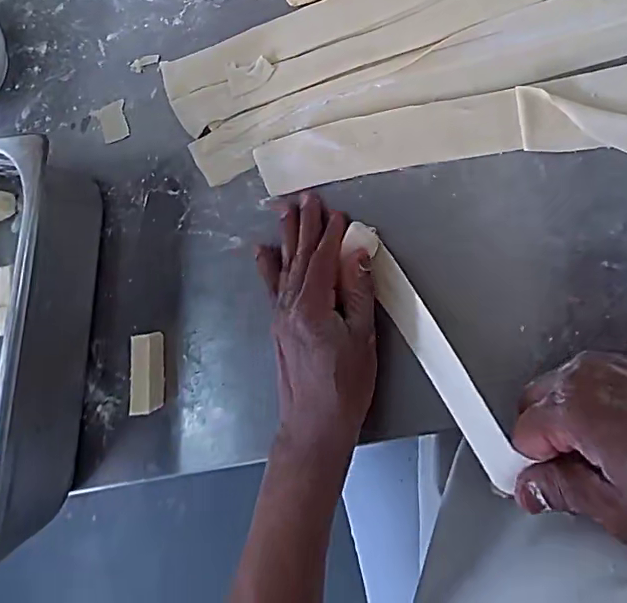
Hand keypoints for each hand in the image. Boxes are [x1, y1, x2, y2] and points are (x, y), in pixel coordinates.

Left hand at [255, 193, 376, 464]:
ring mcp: (281, 317)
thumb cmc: (344, 387)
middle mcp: (290, 307)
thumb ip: (358, 292)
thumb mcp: (363, 337)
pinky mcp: (279, 327)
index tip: (338, 212)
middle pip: (300, 257)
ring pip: (286, 267)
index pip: (323, 260)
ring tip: (286, 210)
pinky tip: (263, 252)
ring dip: (288, 237)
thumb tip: (357, 254)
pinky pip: (273, 288)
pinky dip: (268, 267)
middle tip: (308, 197)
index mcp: (312, 308)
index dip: (331, 234)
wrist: (313, 429)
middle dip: (305, 225)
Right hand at [511, 352, 626, 564]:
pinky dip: (596, 416)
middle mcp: (591, 373)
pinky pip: (595, 388)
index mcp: (575, 403)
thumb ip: (562, 491)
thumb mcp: (620, 514)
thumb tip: (534, 484)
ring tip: (608, 474)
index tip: (533, 488)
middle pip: (536, 403)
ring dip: (569, 429)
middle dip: (542, 441)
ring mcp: (617, 366)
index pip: (519, 430)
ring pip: (564, 394)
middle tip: (569, 487)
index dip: (523, 465)